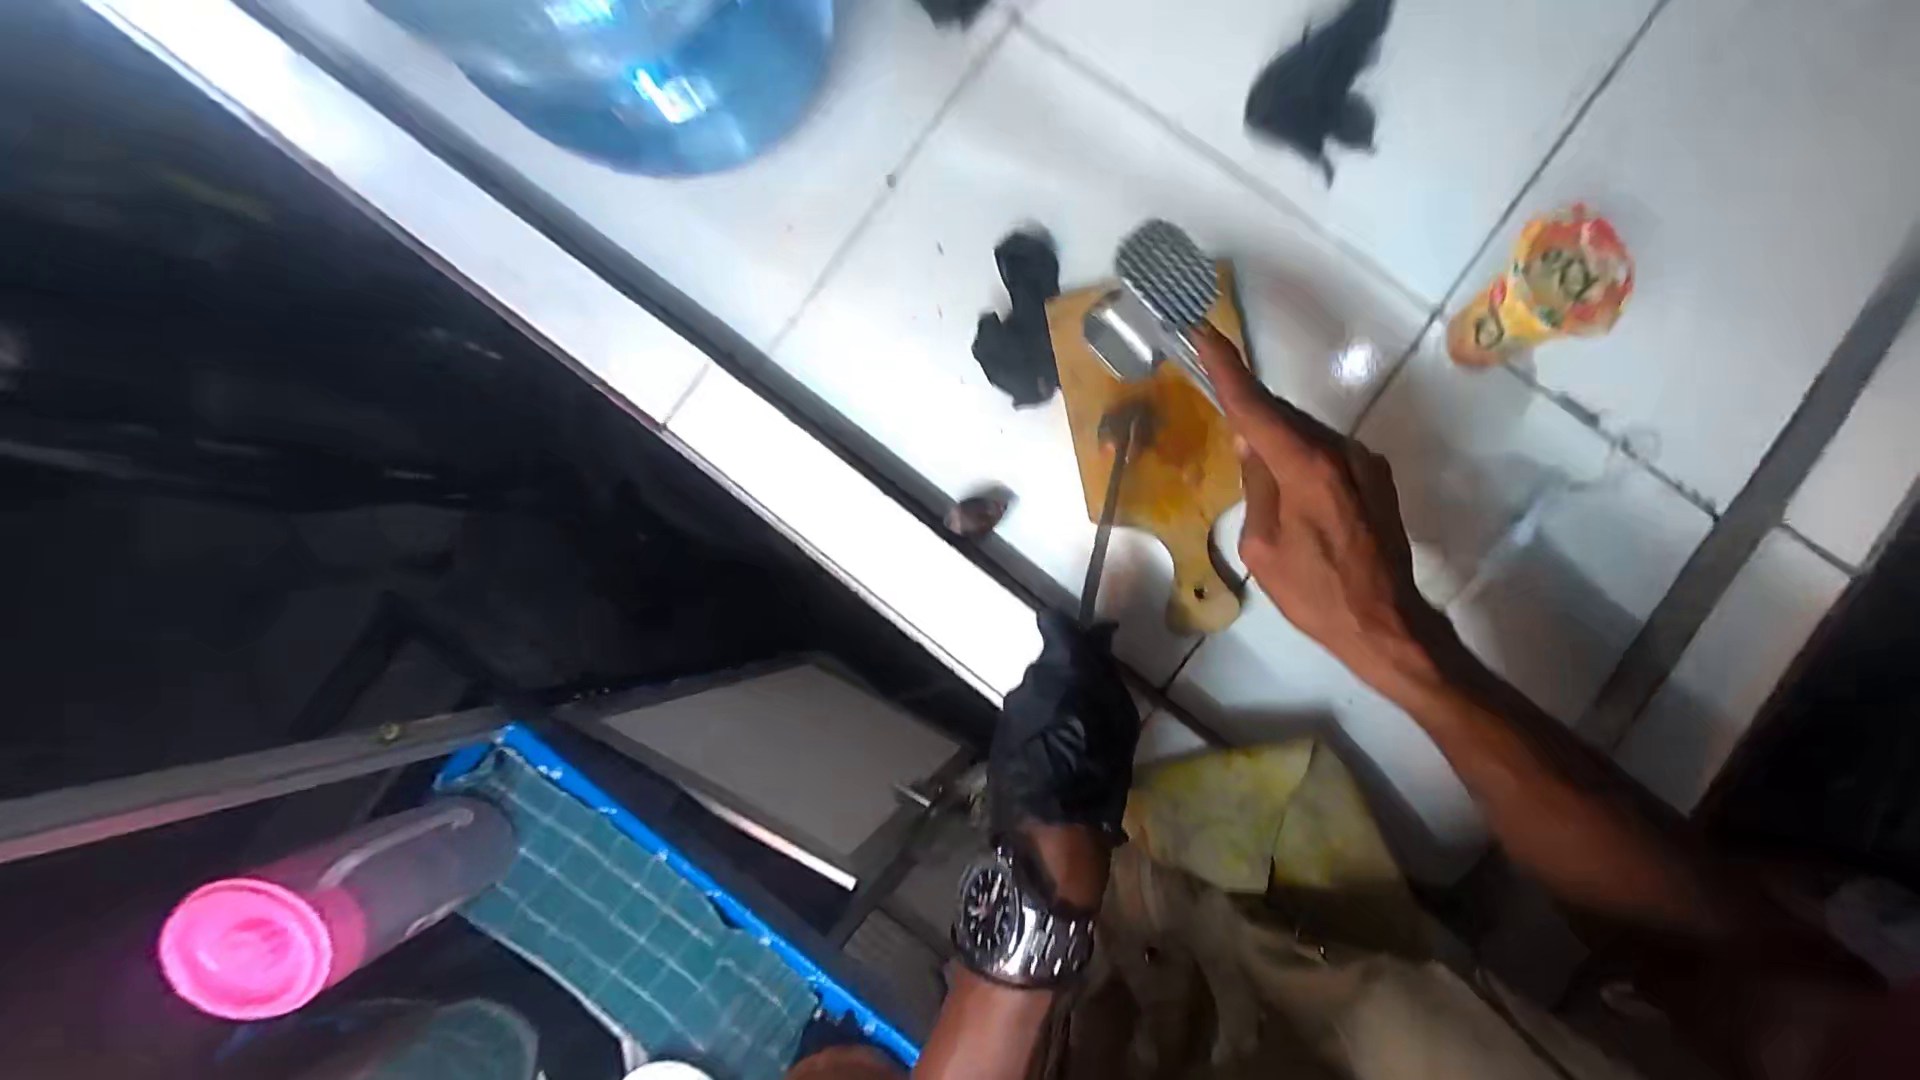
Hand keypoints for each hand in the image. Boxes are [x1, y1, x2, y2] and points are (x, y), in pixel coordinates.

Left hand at [988, 612, 1137, 893]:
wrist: (1055, 823)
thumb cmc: (1100, 767)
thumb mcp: (1120, 717)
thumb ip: (1104, 673)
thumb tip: (1097, 640)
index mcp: (1059, 668)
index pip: (1053, 624)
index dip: (1065, 629)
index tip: (1079, 643)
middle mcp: (1027, 680)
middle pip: (1046, 665)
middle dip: (1063, 677)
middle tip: (1084, 706)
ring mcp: (1008, 708)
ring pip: (1033, 694)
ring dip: (1049, 706)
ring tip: (1068, 738)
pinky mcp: (998, 734)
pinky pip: (1022, 719)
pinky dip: (1036, 727)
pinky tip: (1050, 753)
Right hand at [1195, 327, 1437, 688]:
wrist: (1383, 621)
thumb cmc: (1310, 590)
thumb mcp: (1261, 543)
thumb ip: (1257, 484)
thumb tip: (1249, 442)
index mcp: (1304, 467)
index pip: (1255, 407)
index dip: (1227, 369)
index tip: (1205, 334)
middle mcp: (1339, 451)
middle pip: (1281, 416)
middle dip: (1248, 407)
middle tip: (1218, 399)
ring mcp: (1363, 462)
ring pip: (1303, 433)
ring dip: (1272, 435)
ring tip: (1247, 455)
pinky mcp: (1374, 477)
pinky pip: (1323, 452)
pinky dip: (1296, 454)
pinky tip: (1283, 480)